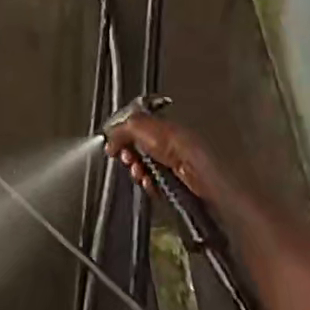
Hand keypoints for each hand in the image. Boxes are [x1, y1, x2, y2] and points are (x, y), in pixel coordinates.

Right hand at [103, 111, 231, 205]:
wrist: (199, 174)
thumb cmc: (178, 145)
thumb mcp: (141, 126)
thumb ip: (121, 128)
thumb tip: (110, 139)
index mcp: (163, 124)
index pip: (135, 128)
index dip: (123, 136)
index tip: (117, 144)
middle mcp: (169, 142)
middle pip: (138, 149)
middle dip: (130, 156)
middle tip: (130, 160)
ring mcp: (173, 163)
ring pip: (145, 168)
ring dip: (138, 172)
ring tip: (142, 173)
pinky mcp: (176, 183)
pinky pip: (154, 184)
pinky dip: (149, 185)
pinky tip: (151, 183)